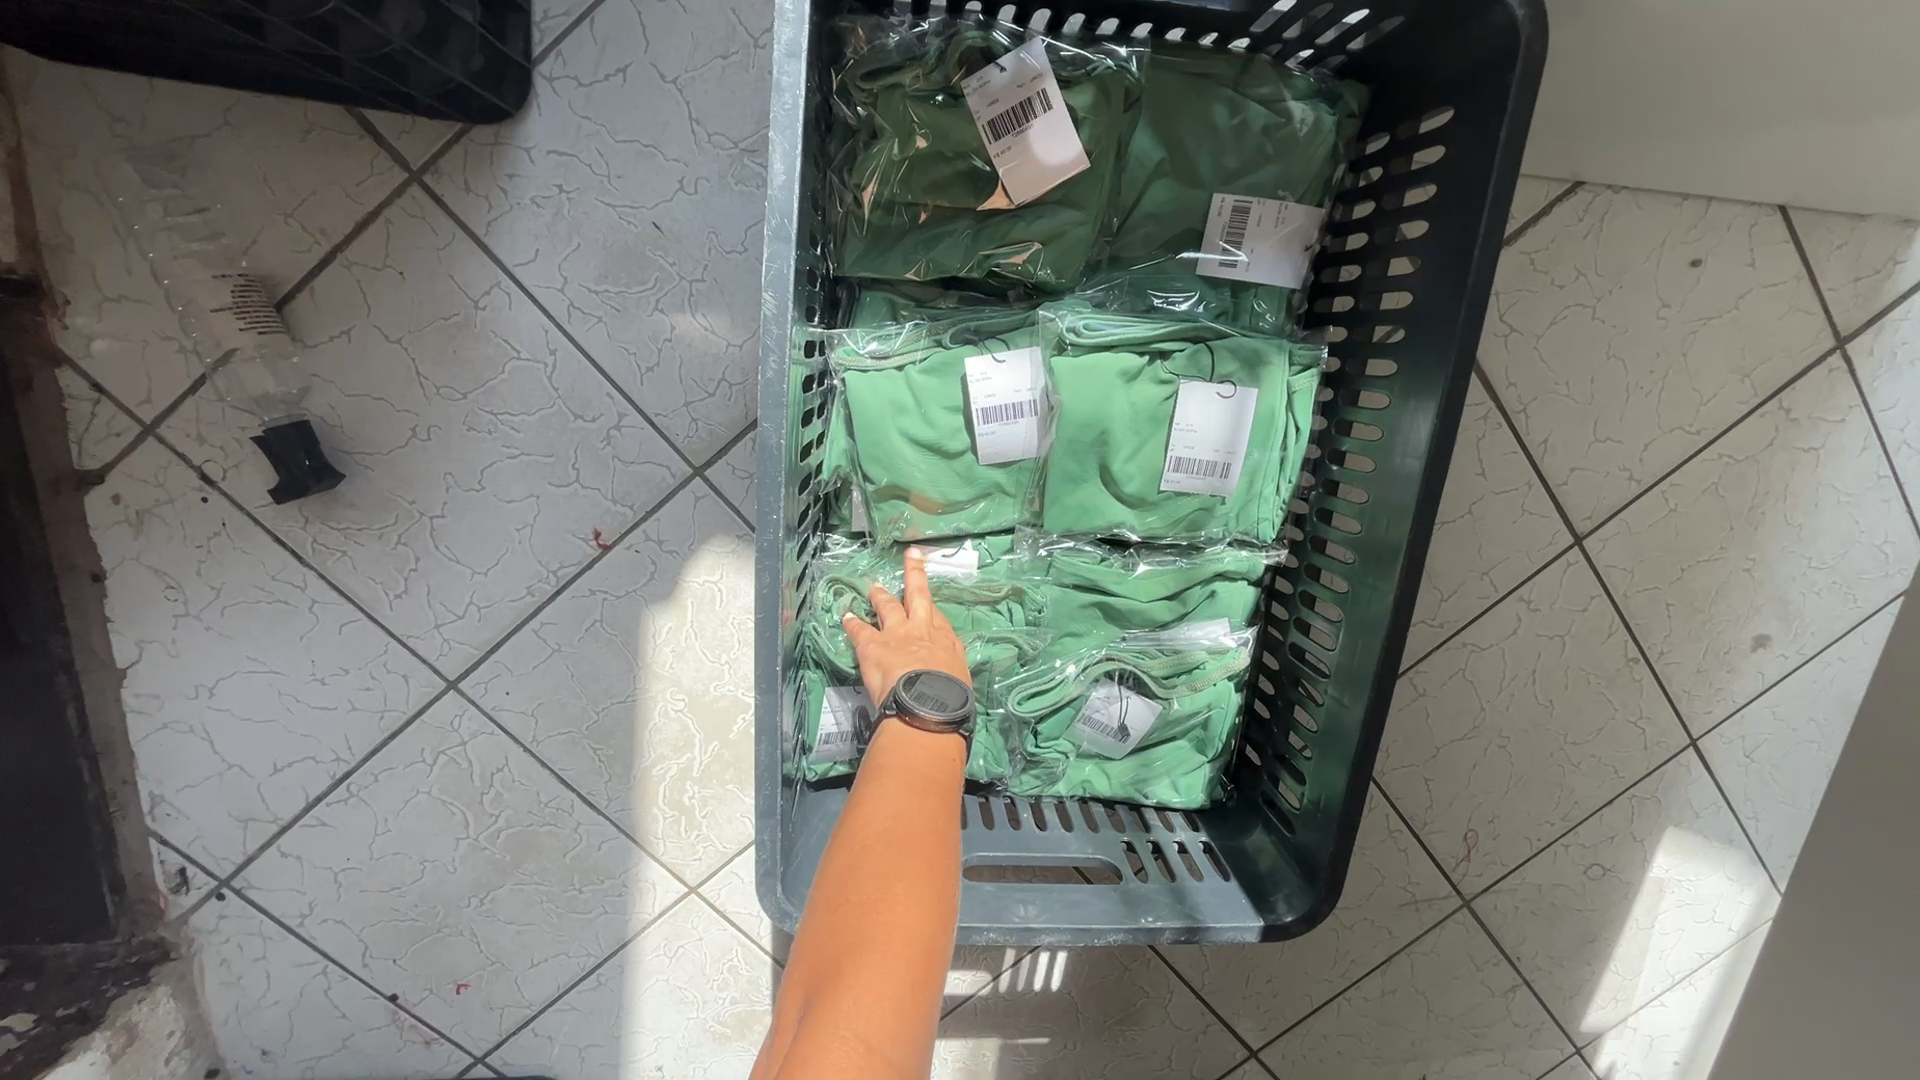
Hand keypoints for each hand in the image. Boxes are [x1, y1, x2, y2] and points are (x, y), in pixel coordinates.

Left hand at [841, 549, 970, 708]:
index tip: (926, 602)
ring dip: (880, 596)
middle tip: (911, 555)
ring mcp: (896, 633)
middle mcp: (921, 629)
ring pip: (887, 606)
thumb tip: (949, 669)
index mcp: (945, 641)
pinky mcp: (873, 645)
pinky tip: (846, 616)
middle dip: (915, 573)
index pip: (937, 616)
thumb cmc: (949, 698)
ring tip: (874, 588)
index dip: (930, 606)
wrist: (926, 705)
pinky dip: (852, 622)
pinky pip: (859, 630)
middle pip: (918, 594)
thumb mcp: (959, 678)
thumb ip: (951, 667)